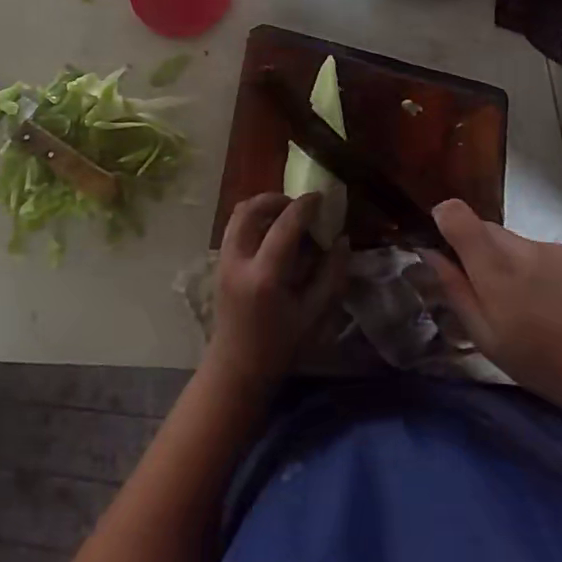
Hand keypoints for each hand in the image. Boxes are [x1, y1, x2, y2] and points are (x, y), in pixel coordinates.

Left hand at [207, 193, 347, 387]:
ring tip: (287, 214)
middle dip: (276, 199)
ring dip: (262, 207)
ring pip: (237, 215)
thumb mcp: (315, 316)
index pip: (284, 227)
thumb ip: (331, 276)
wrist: (237, 365)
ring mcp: (223, 260)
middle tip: (300, 205)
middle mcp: (237, 261)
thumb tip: (342, 241)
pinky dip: (252, 220)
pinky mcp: (218, 263)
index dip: (304, 206)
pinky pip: (234, 228)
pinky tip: (272, 232)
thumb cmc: (280, 346)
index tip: (321, 197)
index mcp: (264, 276)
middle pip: (249, 210)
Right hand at [424, 199, 561, 416]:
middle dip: (475, 253)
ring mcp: (557, 251)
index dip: (442, 222)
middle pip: (484, 230)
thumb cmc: (548, 362)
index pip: (454, 212)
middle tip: (485, 297)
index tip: (443, 252)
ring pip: (515, 246)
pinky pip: (544, 258)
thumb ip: (454, 289)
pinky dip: (539, 275)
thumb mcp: (485, 336)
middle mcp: (522, 245)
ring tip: (527, 312)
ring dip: (509, 266)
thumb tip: (430, 254)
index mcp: (491, 261)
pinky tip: (558, 313)